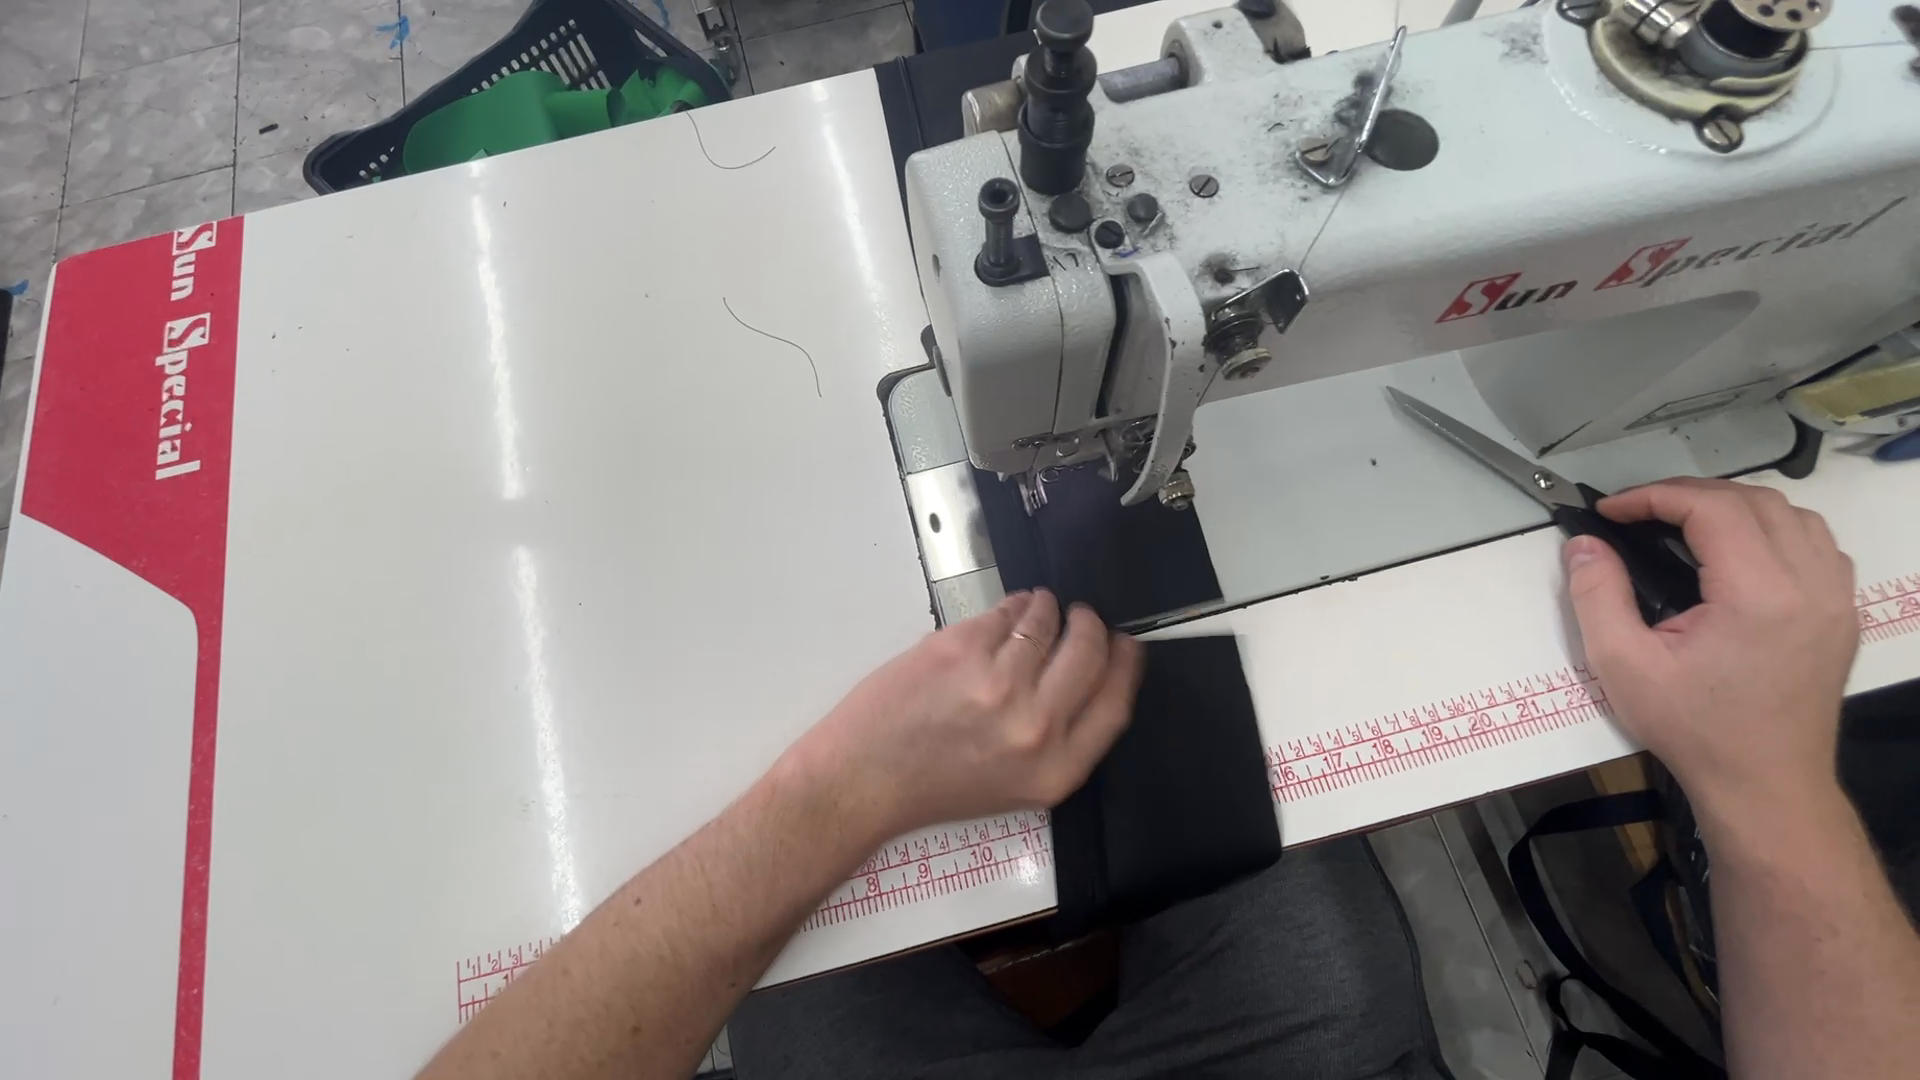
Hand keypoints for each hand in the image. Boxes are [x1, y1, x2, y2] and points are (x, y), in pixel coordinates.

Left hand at [784, 590, 1144, 842]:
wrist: (865, 778)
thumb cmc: (938, 785)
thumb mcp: (1017, 784)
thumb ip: (1058, 738)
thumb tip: (1084, 672)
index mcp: (1056, 770)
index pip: (1115, 703)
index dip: (1126, 665)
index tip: (1126, 644)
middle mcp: (1036, 726)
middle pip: (1090, 653)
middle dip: (1091, 625)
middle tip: (1083, 616)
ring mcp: (999, 683)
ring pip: (1046, 622)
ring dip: (1047, 608)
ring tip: (1038, 609)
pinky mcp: (962, 649)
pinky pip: (1005, 612)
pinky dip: (1013, 605)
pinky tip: (1009, 610)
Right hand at [1562, 479, 1857, 828]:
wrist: (1761, 778)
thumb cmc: (1689, 724)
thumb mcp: (1620, 661)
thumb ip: (1597, 594)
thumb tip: (1584, 545)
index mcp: (1759, 597)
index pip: (1716, 510)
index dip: (1656, 497)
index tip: (1610, 511)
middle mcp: (1811, 589)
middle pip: (1758, 502)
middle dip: (1689, 494)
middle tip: (1635, 512)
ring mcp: (1835, 601)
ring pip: (1795, 517)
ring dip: (1732, 506)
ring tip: (1677, 523)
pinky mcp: (1839, 614)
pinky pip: (1815, 545)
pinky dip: (1768, 529)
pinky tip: (1728, 550)